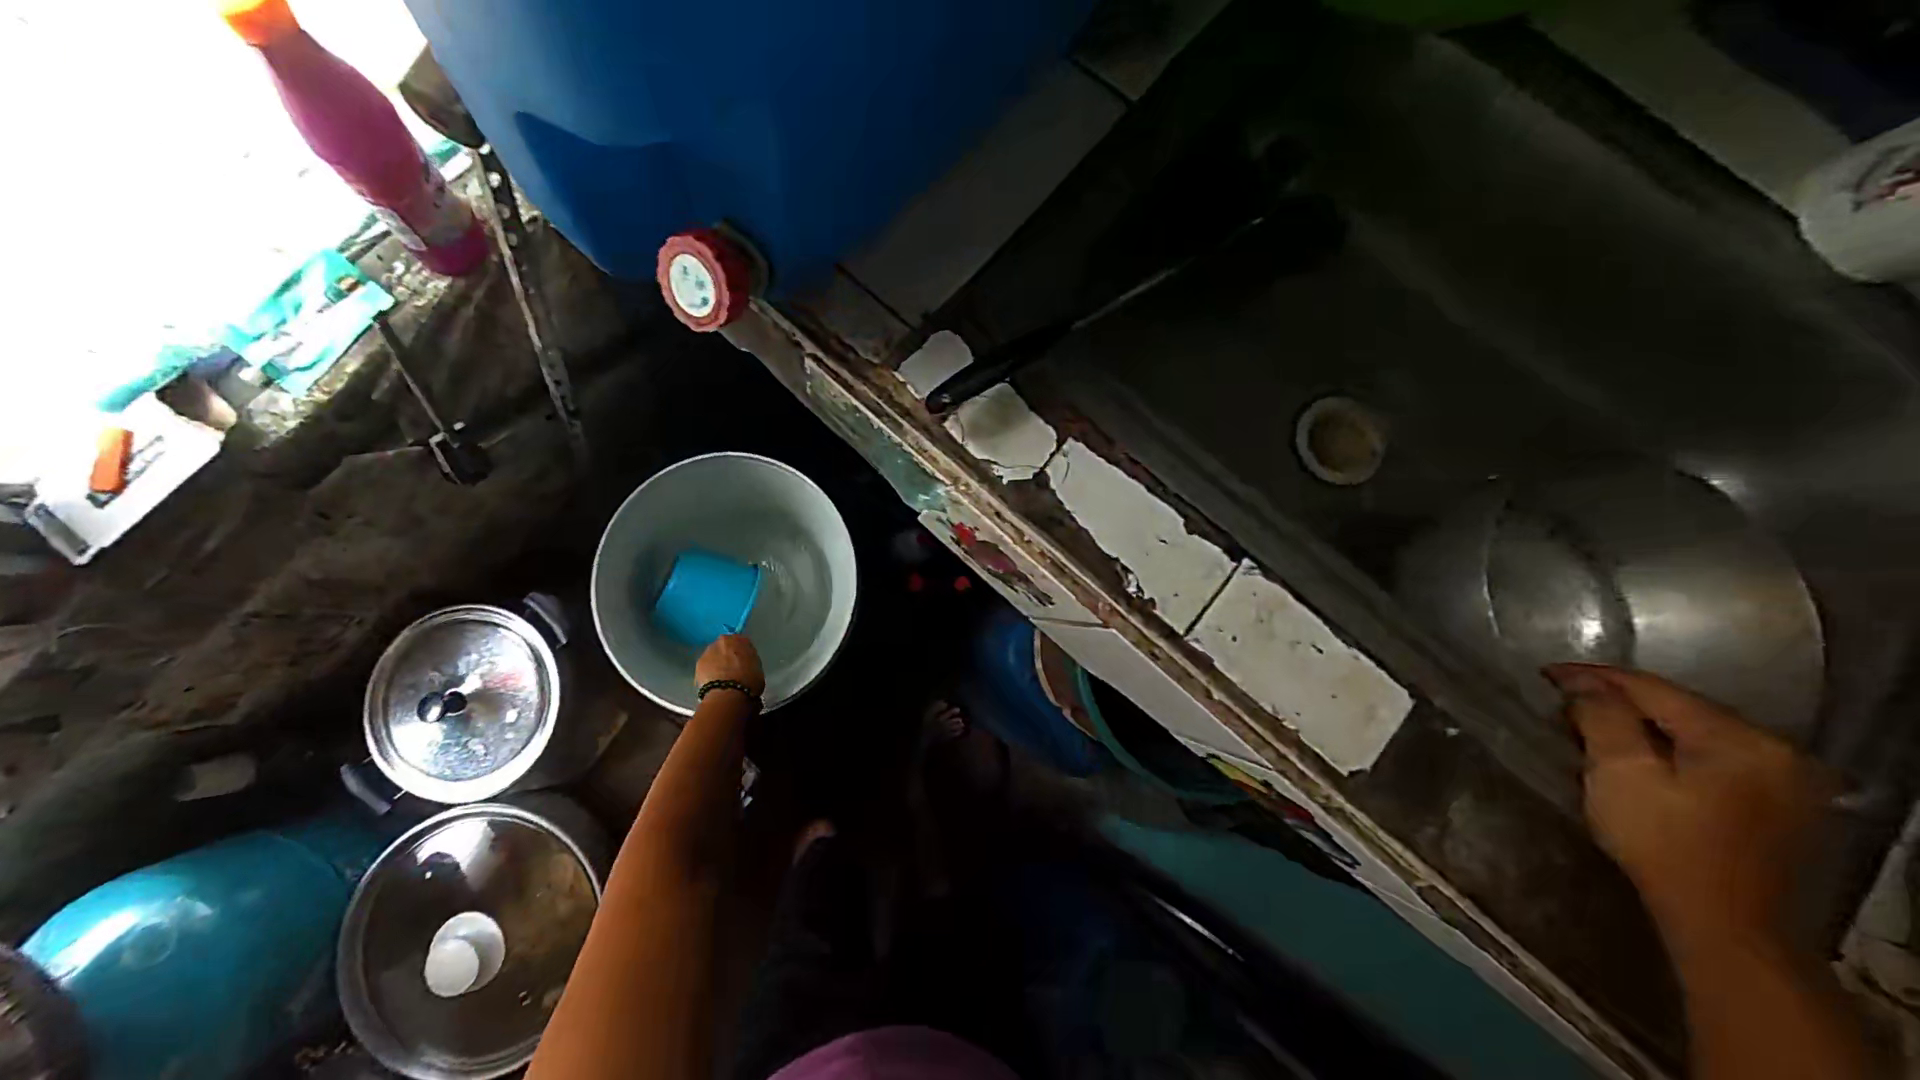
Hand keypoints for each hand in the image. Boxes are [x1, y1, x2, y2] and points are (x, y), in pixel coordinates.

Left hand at [696, 634, 764, 697]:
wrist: (727, 694)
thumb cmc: (749, 681)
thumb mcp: (758, 668)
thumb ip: (750, 660)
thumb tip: (745, 663)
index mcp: (741, 640)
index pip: (743, 643)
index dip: (743, 653)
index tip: (745, 662)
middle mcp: (723, 641)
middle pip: (726, 647)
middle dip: (728, 655)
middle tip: (733, 669)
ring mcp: (709, 651)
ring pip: (714, 656)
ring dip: (717, 663)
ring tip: (722, 678)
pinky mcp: (698, 663)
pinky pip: (706, 666)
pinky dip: (709, 672)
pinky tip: (714, 683)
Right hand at [1545, 664, 1830, 950]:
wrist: (1725, 928)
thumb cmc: (1666, 843)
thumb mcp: (1620, 772)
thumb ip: (1603, 716)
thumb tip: (1583, 683)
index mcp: (1741, 738)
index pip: (1654, 688)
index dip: (1594, 676)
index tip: (1545, 673)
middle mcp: (1777, 751)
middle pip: (1679, 708)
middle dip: (1618, 701)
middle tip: (1563, 703)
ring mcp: (1785, 783)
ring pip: (1695, 734)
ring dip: (1641, 727)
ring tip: (1590, 727)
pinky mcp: (1778, 809)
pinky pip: (1711, 760)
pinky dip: (1668, 752)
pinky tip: (1637, 759)